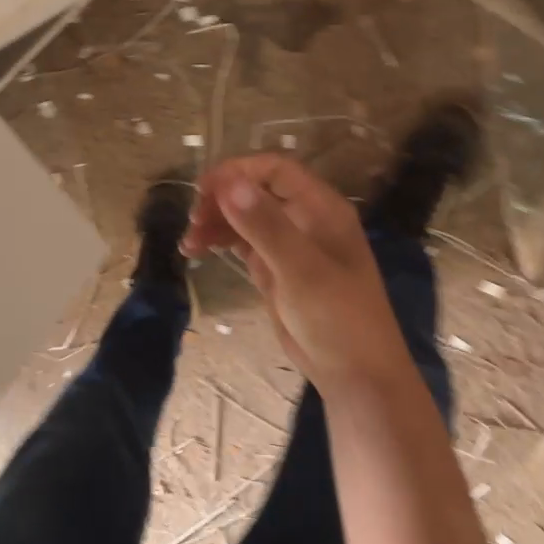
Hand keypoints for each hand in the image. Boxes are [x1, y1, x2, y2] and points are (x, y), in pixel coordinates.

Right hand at [183, 155, 414, 395]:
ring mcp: (290, 246)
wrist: (355, 373)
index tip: (202, 190)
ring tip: (188, 244)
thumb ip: (264, 225)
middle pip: (254, 191)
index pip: (274, 170)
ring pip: (244, 218)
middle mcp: (304, 220)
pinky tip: (196, 251)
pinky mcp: (276, 270)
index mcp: (320, 209)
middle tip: (192, 222)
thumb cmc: (336, 317)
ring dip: (214, 223)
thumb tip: (228, 183)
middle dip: (220, 200)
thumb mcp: (299, 269)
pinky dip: (219, 243)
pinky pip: (242, 244)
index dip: (237, 173)